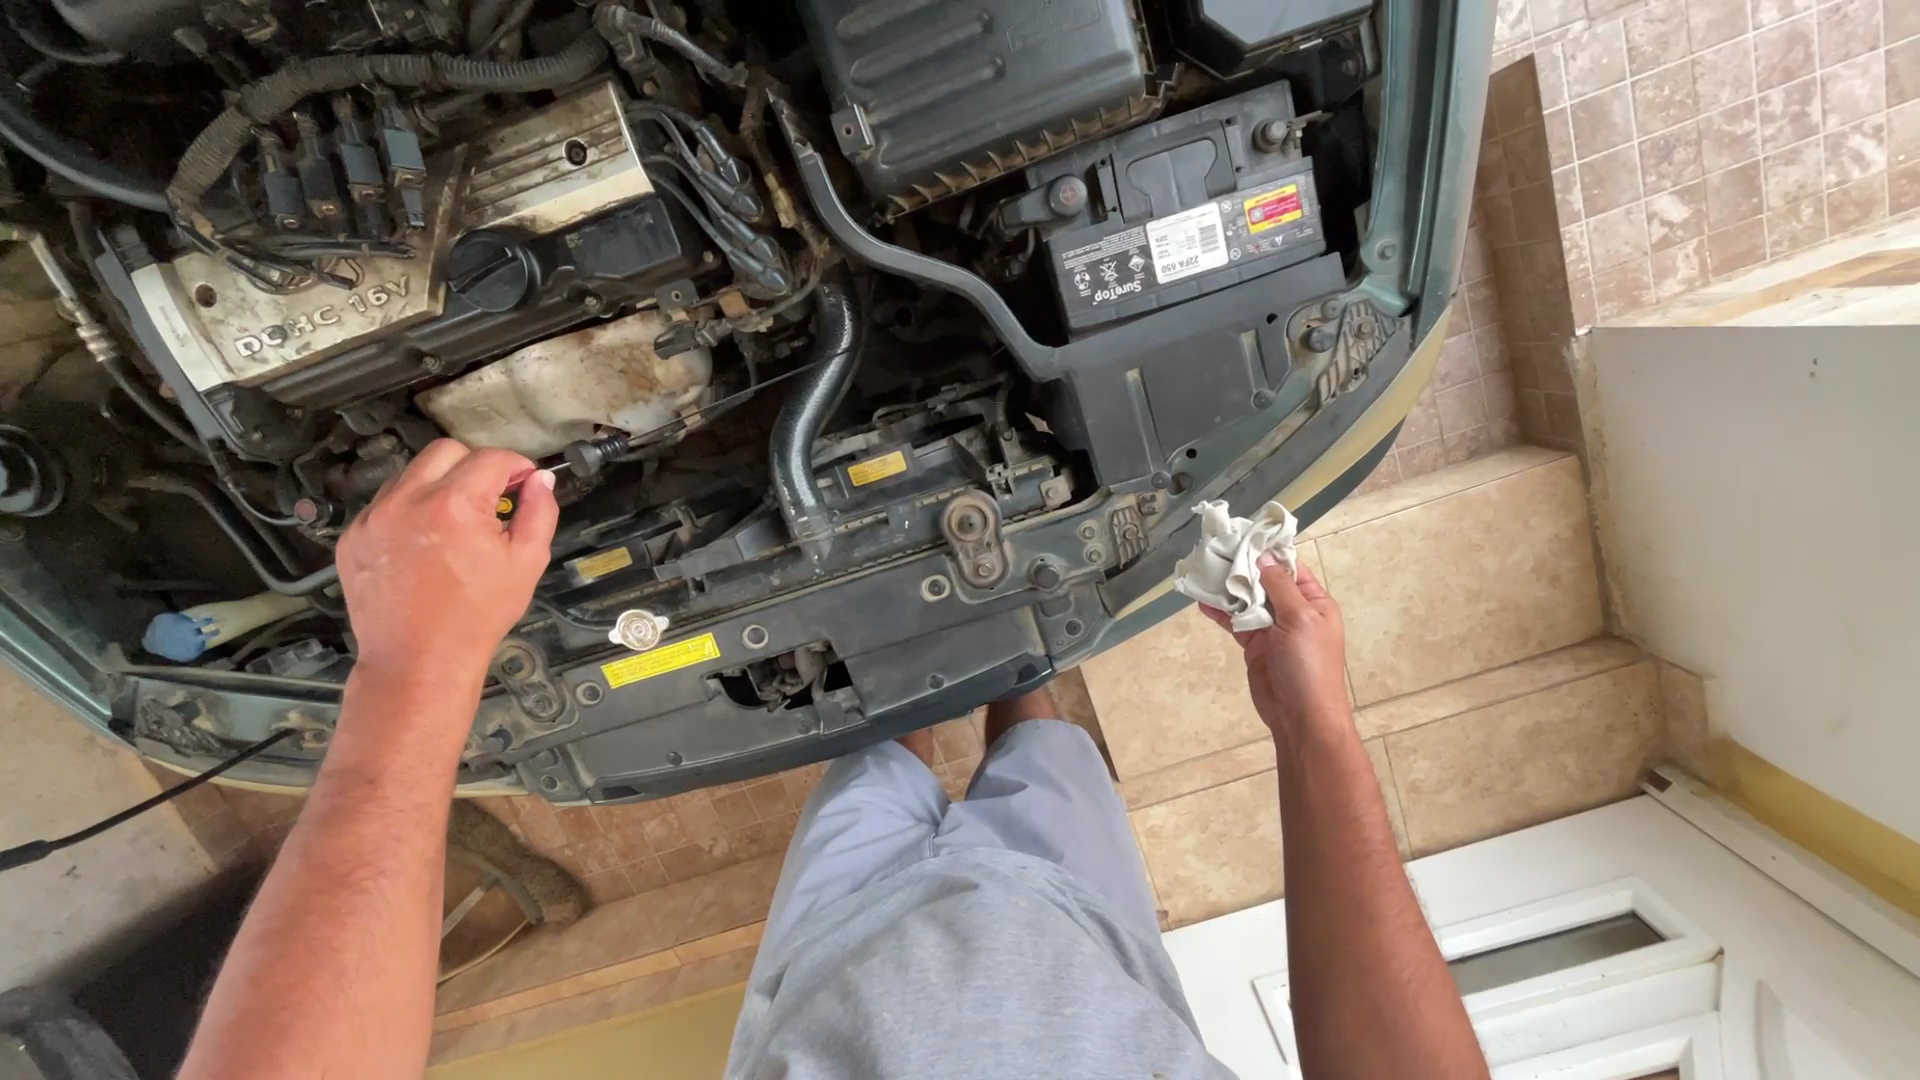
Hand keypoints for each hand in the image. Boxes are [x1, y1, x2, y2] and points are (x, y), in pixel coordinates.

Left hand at [335, 439, 558, 687]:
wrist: (419, 657)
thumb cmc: (478, 613)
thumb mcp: (528, 561)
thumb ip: (539, 512)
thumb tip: (541, 481)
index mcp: (455, 505)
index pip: (490, 458)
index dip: (517, 465)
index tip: (525, 481)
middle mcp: (407, 500)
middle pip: (446, 451)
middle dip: (476, 465)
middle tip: (494, 494)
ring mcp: (373, 517)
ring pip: (412, 474)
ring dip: (441, 485)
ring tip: (459, 522)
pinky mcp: (353, 536)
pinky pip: (387, 504)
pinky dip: (412, 510)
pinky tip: (428, 542)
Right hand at [1200, 553, 1351, 755]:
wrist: (1300, 715)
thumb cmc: (1309, 665)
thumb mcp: (1299, 619)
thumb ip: (1279, 587)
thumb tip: (1263, 556)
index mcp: (1314, 602)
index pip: (1289, 567)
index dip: (1267, 551)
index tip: (1241, 536)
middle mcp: (1293, 611)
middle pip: (1264, 581)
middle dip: (1241, 568)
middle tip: (1214, 551)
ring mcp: (1272, 628)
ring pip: (1246, 600)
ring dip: (1227, 589)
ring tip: (1203, 572)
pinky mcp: (1254, 644)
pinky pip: (1235, 621)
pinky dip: (1220, 612)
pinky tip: (1202, 602)